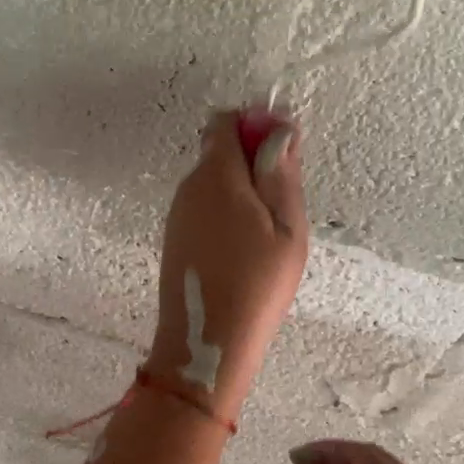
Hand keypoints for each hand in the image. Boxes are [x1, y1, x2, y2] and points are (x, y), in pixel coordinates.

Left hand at [145, 108, 306, 419]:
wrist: (206, 343)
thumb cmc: (257, 285)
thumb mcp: (287, 227)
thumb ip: (280, 173)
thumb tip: (279, 129)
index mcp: (216, 175)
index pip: (226, 121)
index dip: (256, 124)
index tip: (284, 150)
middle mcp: (189, 186)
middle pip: (220, 149)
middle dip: (253, 160)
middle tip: (284, 201)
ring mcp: (178, 211)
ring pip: (214, 179)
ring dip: (242, 189)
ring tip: (269, 233)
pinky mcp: (176, 235)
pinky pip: (205, 205)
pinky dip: (228, 211)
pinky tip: (246, 248)